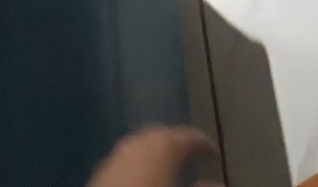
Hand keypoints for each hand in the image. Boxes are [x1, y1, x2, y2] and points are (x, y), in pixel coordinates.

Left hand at [86, 125, 219, 186]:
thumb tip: (219, 182)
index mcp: (163, 144)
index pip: (190, 136)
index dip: (204, 145)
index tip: (214, 155)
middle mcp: (139, 141)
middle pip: (163, 136)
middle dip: (177, 145)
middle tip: (190, 158)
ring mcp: (115, 155)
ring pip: (141, 147)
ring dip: (155, 155)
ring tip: (166, 170)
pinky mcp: (98, 172)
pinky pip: (124, 162)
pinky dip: (136, 167)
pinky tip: (139, 181)